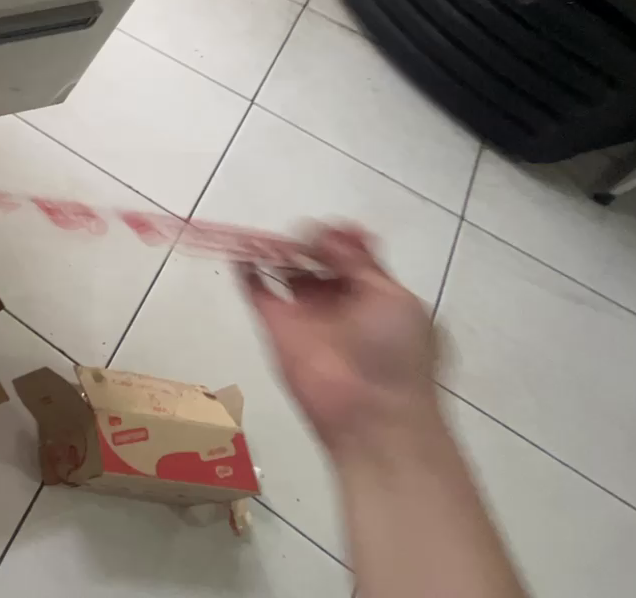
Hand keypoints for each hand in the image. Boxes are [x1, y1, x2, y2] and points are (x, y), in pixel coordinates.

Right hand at [240, 225, 439, 457]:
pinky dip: (246, 269)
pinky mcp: (274, 321)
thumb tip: (335, 230)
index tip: (332, 227)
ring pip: (284, 270)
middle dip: (306, 242)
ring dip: (274, 251)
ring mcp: (304, 311)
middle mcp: (339, 300)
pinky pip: (256, 289)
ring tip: (264, 237)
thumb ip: (360, 263)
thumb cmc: (395, 353)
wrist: (368, 408)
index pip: (354, 257)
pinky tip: (240, 252)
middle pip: (317, 260)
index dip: (342, 239)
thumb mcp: (393, 299)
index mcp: (376, 295)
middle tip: (297, 233)